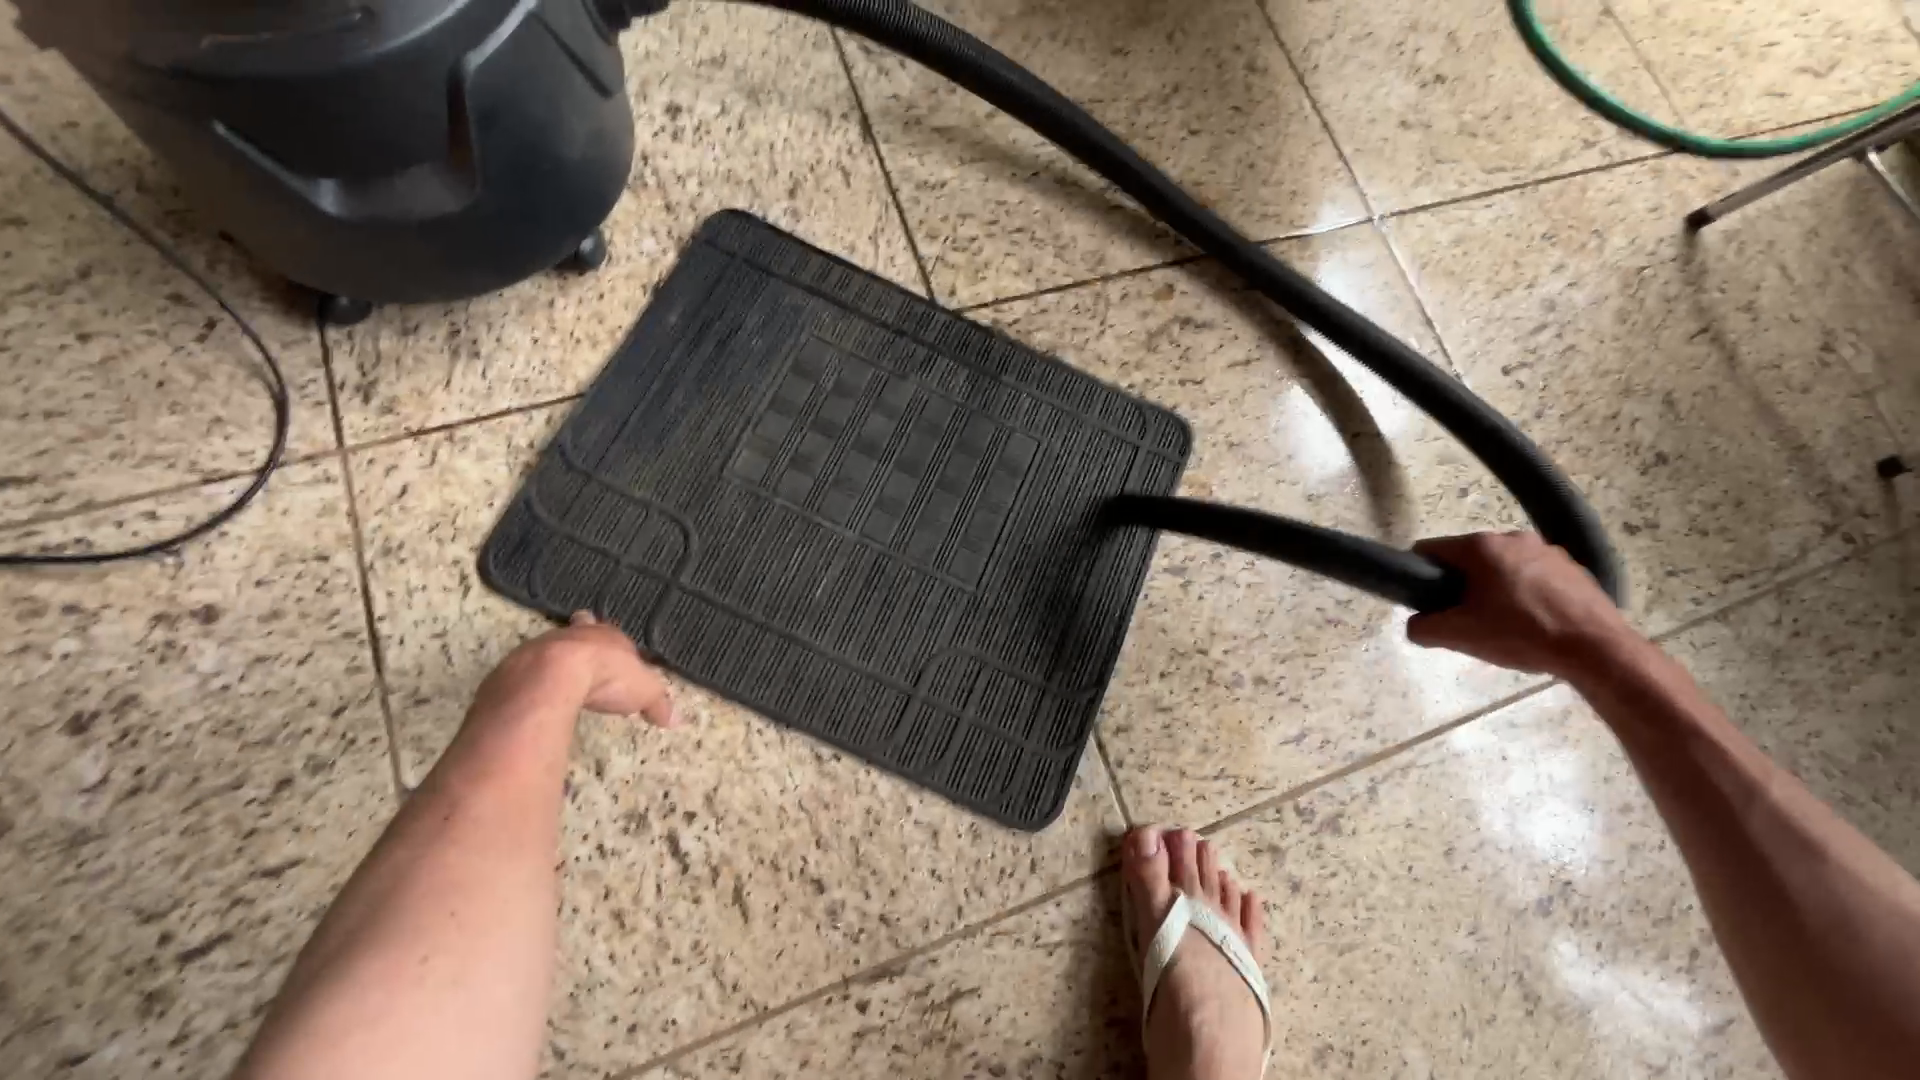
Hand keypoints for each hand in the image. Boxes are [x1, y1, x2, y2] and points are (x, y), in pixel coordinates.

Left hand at [501, 612, 677, 726]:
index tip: (607, 646)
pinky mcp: (511, 669)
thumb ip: (658, 703)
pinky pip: (522, 673)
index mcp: (605, 637)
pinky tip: (531, 698)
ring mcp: (538, 650)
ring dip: (551, 662)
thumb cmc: (607, 676)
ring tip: (555, 680)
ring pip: (546, 649)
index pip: (609, 632)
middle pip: (574, 632)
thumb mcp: (644, 692)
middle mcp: (571, 636)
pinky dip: (528, 683)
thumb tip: (677, 721)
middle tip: (579, 654)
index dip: (608, 640)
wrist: (553, 676)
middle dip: (577, 641)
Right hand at [1405, 531, 1636, 678]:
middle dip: (1461, 585)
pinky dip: (1526, 594)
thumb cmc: (1521, 634)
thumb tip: (1417, 623)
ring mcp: (1548, 550)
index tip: (1429, 603)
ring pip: (1502, 567)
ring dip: (1494, 589)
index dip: (1420, 576)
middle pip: (1467, 559)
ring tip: (1505, 624)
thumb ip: (1422, 627)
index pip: (1430, 550)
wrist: (1597, 650)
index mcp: (1481, 547)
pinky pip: (1533, 576)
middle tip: (1468, 619)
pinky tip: (1535, 622)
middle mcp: (1513, 538)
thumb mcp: (1458, 636)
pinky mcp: (1574, 568)